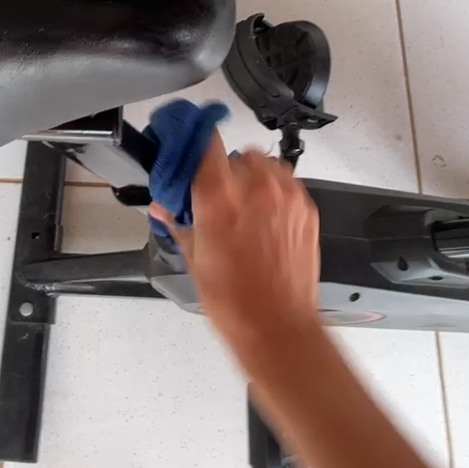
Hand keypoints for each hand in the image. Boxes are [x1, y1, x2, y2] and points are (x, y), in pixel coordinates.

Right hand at [151, 135, 321, 349]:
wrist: (278, 328)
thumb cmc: (236, 303)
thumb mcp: (194, 259)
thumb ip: (178, 223)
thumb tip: (162, 209)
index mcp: (218, 197)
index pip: (206, 142)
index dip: (197, 139)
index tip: (191, 142)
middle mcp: (253, 188)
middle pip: (235, 153)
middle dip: (224, 169)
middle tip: (217, 194)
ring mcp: (283, 197)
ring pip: (264, 162)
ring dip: (252, 174)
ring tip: (245, 203)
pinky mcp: (305, 208)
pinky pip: (287, 181)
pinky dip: (276, 189)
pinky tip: (267, 214)